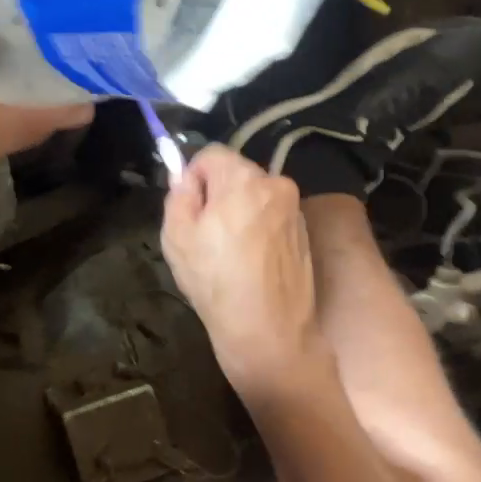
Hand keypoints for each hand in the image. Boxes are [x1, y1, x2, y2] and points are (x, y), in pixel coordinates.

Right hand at [161, 147, 325, 394]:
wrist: (268, 328)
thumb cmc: (214, 280)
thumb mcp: (176, 237)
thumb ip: (178, 197)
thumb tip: (185, 179)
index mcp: (243, 180)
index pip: (212, 154)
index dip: (192, 176)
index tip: (185, 206)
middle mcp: (276, 185)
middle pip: (236, 174)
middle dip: (216, 195)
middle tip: (201, 234)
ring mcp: (295, 210)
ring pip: (254, 198)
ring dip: (237, 213)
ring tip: (224, 254)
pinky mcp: (304, 234)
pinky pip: (270, 219)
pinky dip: (256, 231)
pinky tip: (246, 264)